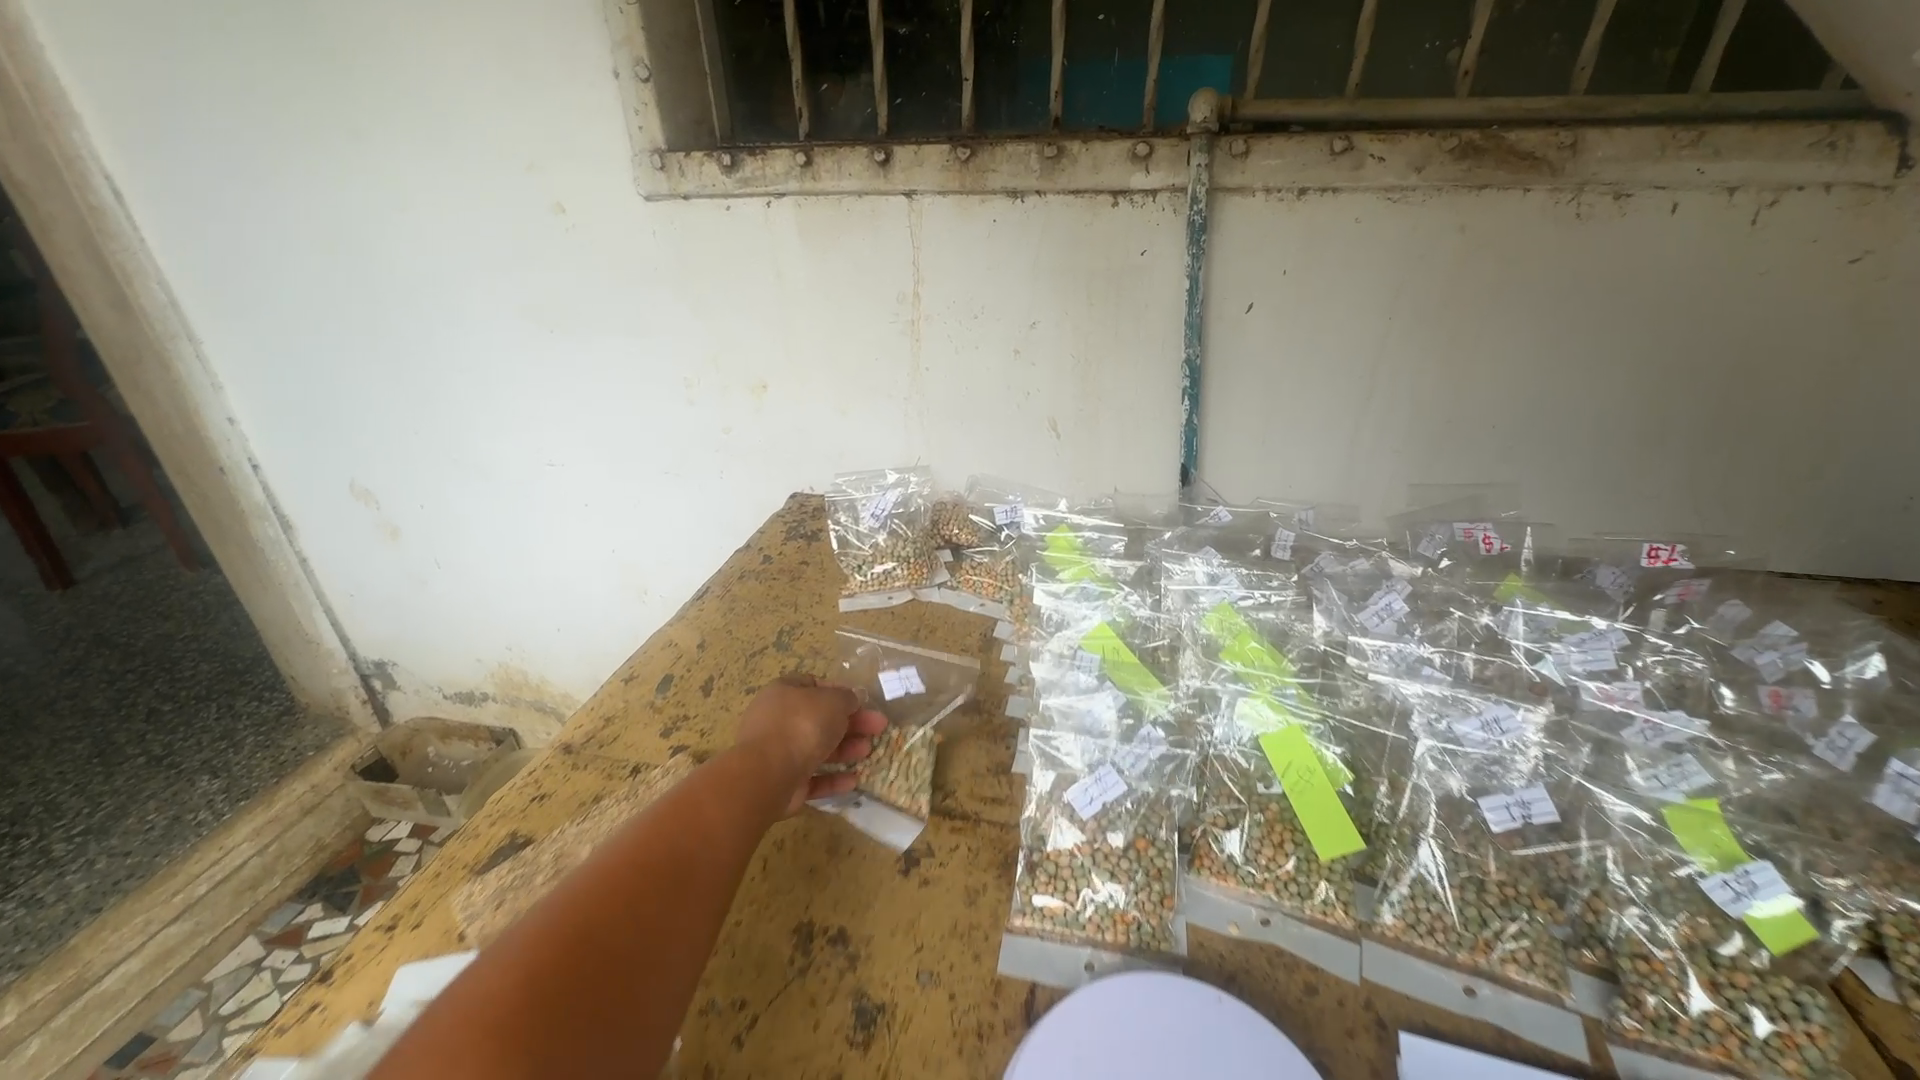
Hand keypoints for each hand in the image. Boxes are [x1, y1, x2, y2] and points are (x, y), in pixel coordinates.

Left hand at [735, 674, 888, 815]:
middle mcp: (778, 721)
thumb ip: (846, 698)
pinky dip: (833, 779)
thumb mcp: (833, 701)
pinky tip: (854, 780)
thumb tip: (852, 699)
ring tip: (868, 752)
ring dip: (845, 750)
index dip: (839, 692)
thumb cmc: (802, 725)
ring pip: (817, 749)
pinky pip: (813, 779)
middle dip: (850, 724)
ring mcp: (779, 753)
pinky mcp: (784, 783)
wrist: (768, 774)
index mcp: (784, 693)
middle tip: (878, 728)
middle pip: (820, 719)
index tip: (861, 702)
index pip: (813, 686)